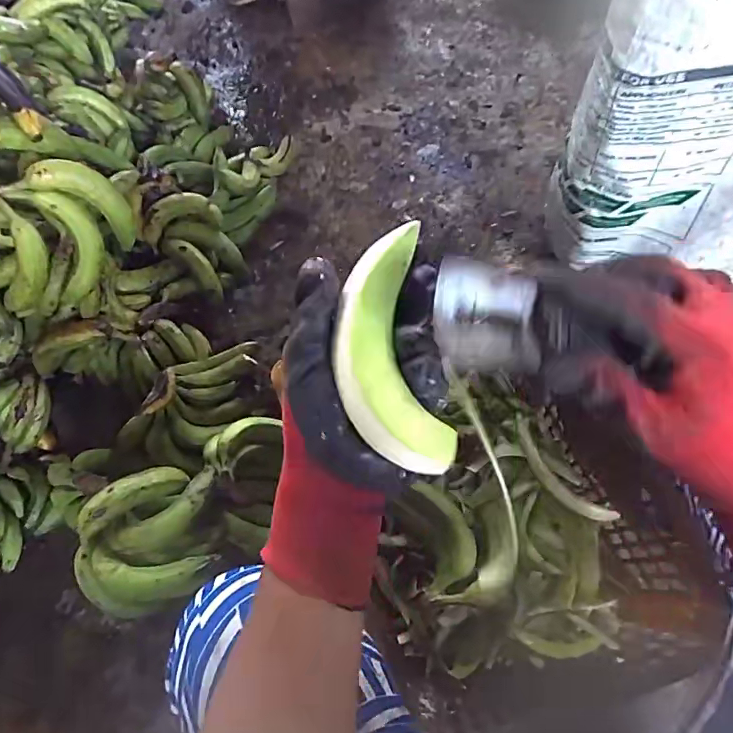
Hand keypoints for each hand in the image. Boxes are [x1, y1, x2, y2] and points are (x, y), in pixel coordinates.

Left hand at [262, 257, 438, 607]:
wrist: (334, 476)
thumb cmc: (311, 417)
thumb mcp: (301, 362)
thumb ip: (311, 318)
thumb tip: (317, 264)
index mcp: (348, 334)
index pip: (373, 294)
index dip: (389, 274)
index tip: (404, 256)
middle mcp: (379, 348)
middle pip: (406, 313)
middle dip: (415, 297)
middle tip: (422, 281)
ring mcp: (403, 373)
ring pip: (423, 342)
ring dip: (423, 331)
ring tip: (418, 324)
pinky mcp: (421, 399)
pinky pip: (431, 378)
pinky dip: (426, 372)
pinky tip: (420, 367)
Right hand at [540, 257, 732, 591]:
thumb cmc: (703, 451)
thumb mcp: (649, 426)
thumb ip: (609, 387)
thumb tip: (557, 366)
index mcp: (697, 343)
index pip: (633, 300)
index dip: (586, 288)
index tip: (549, 281)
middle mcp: (716, 317)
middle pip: (656, 271)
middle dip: (609, 274)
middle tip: (571, 287)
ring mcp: (728, 314)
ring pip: (676, 271)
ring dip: (635, 274)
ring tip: (601, 291)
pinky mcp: (730, 320)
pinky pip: (694, 282)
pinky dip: (663, 283)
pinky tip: (644, 302)